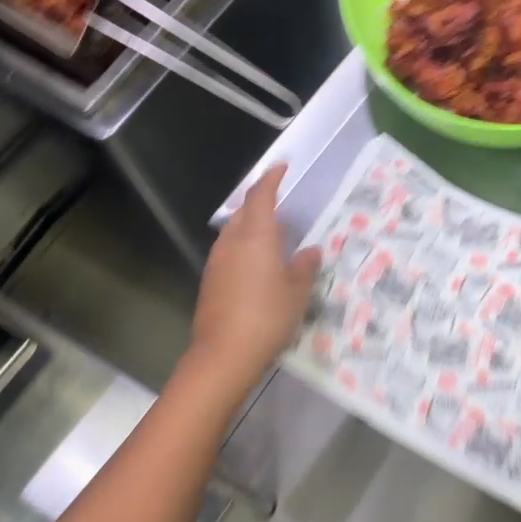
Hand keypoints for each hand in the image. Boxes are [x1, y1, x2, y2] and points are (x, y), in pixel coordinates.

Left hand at [189, 163, 321, 387]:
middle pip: (243, 212)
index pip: (261, 196)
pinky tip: (256, 265)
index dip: (271, 179)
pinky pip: (229, 253)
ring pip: (233, 233)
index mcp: (255, 236)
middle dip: (259, 202)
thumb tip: (310, 250)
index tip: (281, 167)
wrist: (224, 354)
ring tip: (271, 234)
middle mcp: (232, 242)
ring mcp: (217, 262)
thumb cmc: (267, 317)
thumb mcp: (297, 293)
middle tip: (279, 201)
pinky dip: (243, 249)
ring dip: (250, 227)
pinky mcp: (210, 282)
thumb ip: (305, 267)